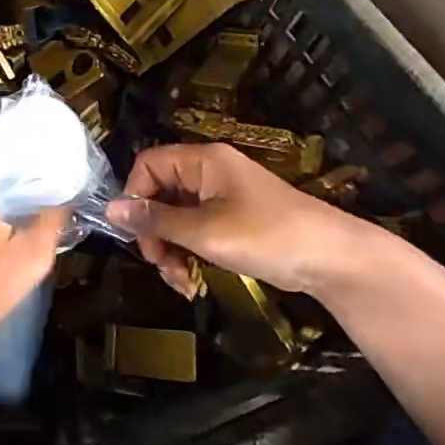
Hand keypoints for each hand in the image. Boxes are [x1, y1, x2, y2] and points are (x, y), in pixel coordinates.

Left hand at [0, 158, 68, 357]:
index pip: (3, 150)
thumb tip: (67, 192)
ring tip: (44, 203)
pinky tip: (18, 221)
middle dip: (26, 174)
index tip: (60, 156)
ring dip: (11, 194)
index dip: (33, 151)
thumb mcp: (32, 256)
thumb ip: (53, 217)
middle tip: (59, 182)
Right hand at [104, 142, 388, 298]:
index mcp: (203, 162)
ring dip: (170, 250)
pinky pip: (194, 231)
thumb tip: (109, 209)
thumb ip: (155, 220)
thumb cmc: (268, 236)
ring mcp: (221, 197)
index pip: (148, 165)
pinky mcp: (231, 221)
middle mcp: (208, 173)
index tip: (137, 233)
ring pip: (174, 218)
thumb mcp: (205, 232)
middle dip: (154, 234)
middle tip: (161, 265)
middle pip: (159, 194)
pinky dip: (188, 255)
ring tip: (182, 282)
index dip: (135, 196)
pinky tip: (193, 281)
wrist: (335, 260)